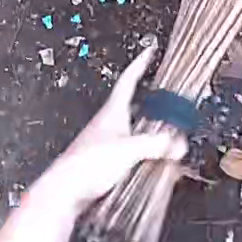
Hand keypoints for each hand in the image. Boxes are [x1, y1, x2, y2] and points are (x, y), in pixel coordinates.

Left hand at [30, 46, 185, 213]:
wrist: (64, 189)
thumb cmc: (85, 164)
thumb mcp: (128, 149)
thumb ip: (155, 145)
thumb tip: (177, 142)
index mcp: (113, 111)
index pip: (129, 80)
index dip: (140, 64)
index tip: (149, 51)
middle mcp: (109, 123)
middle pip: (133, 103)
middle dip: (151, 98)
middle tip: (167, 96)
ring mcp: (107, 141)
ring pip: (133, 127)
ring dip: (150, 127)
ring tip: (167, 130)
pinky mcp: (106, 160)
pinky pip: (131, 148)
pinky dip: (145, 149)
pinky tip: (153, 159)